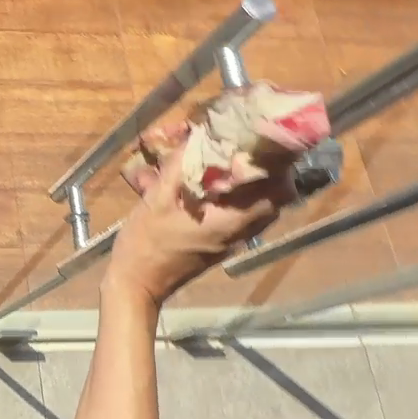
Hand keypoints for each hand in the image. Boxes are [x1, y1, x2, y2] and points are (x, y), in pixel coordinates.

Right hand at [105, 124, 297, 304]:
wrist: (138, 283)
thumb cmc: (145, 242)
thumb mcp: (156, 199)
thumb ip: (178, 167)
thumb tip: (194, 135)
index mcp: (230, 220)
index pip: (277, 191)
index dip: (279, 164)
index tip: (265, 142)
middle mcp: (240, 232)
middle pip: (276, 199)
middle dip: (269, 172)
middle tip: (250, 149)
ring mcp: (232, 241)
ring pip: (262, 209)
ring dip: (256, 185)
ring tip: (235, 163)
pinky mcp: (221, 245)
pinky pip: (244, 217)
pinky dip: (240, 199)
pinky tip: (215, 187)